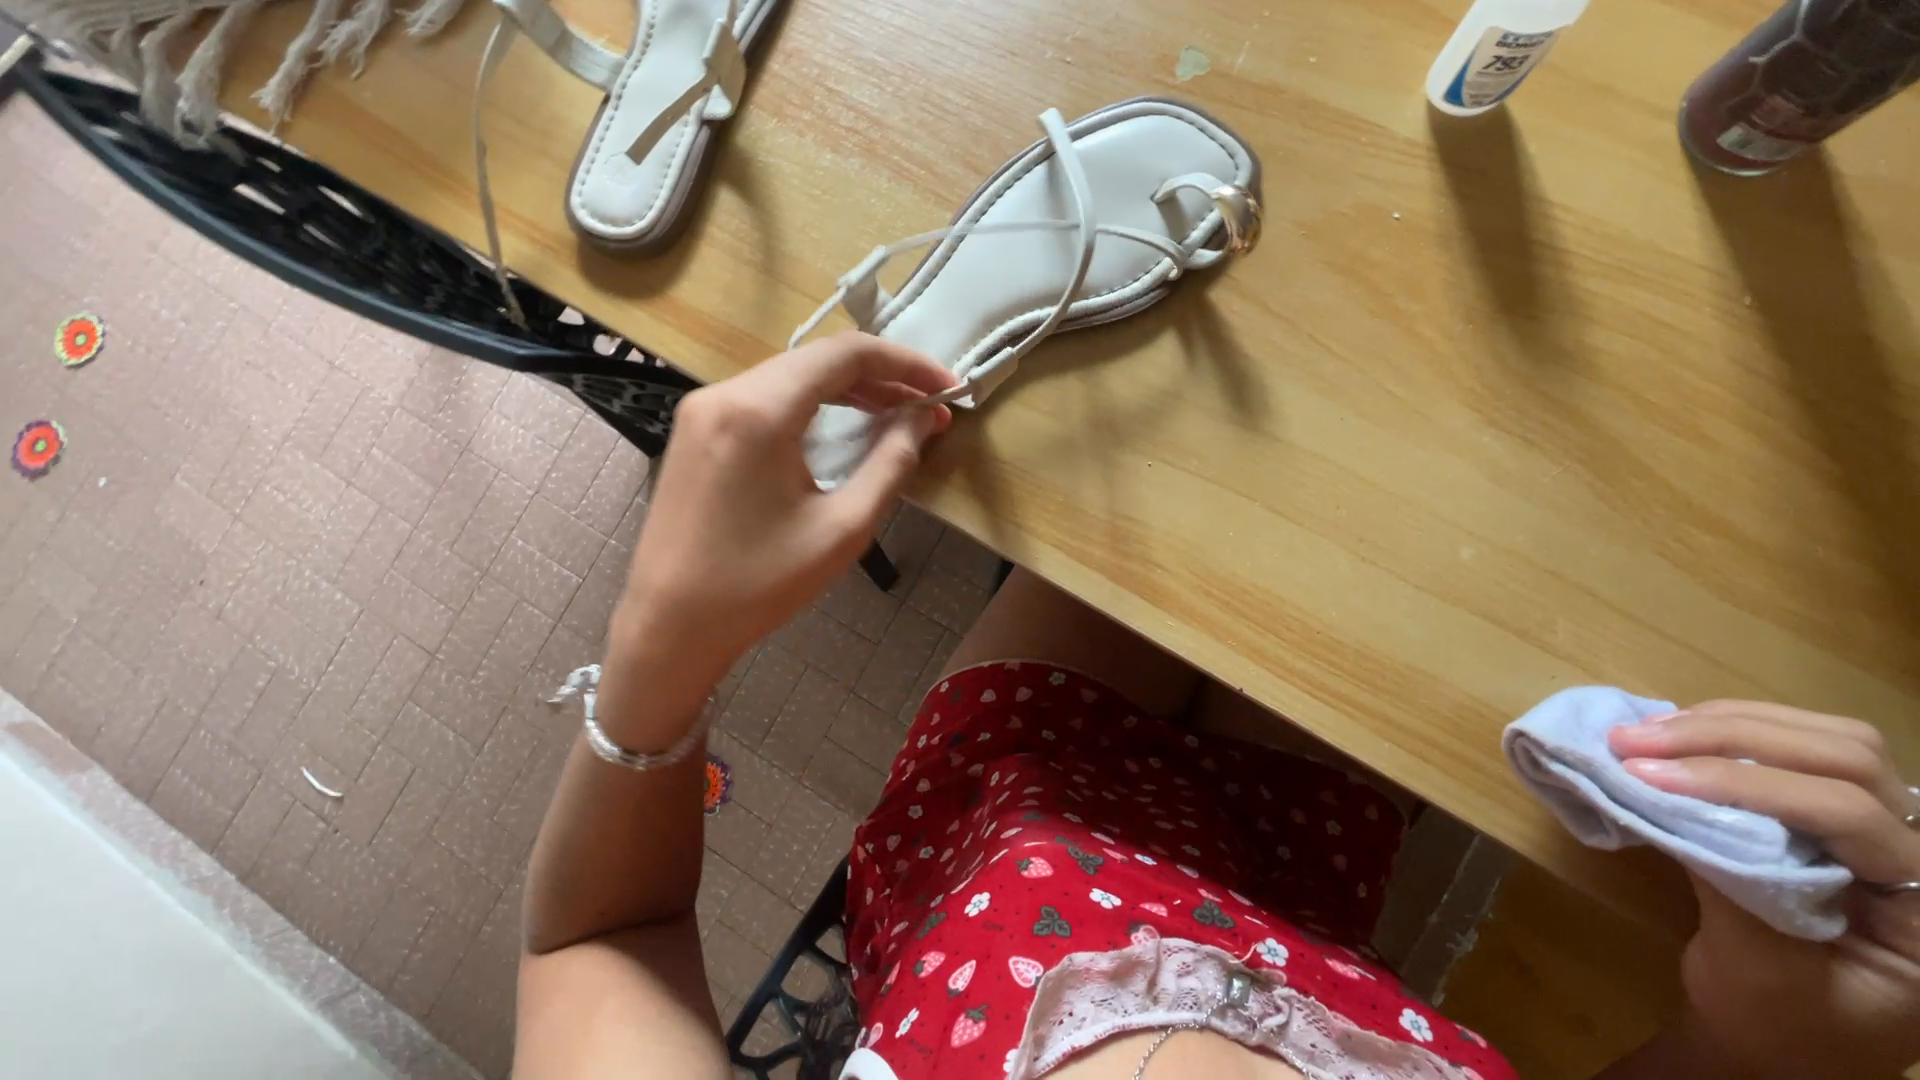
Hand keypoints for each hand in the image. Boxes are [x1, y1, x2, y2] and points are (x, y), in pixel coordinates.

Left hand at [614, 332, 956, 691]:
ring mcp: (703, 410)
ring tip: (895, 416)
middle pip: (817, 360)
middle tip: (928, 408)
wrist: (670, 623)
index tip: (947, 388)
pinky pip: (764, 398)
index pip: (846, 354)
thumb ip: (891, 463)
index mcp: (759, 411)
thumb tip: (923, 419)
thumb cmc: (760, 584)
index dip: (906, 364)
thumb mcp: (843, 528)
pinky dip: (811, 406)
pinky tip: (840, 429)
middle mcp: (725, 393)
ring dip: (847, 390)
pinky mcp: (695, 431)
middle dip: (881, 377)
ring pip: (790, 377)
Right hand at [1608, 701, 1919, 1077]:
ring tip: (1638, 731)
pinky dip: (1723, 728)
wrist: (1787, 1039)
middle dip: (1729, 736)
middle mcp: (1919, 852)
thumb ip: (1737, 889)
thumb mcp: (1764, 975)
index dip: (1744, 783)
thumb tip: (1672, 806)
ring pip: (1820, 737)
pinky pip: (1791, 746)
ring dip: (1723, 723)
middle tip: (1632, 741)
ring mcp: (1880, 826)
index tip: (1644, 775)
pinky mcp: (1830, 811)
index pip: (1848, 812)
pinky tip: (1668, 733)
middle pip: (1843, 756)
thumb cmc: (1781, 1022)